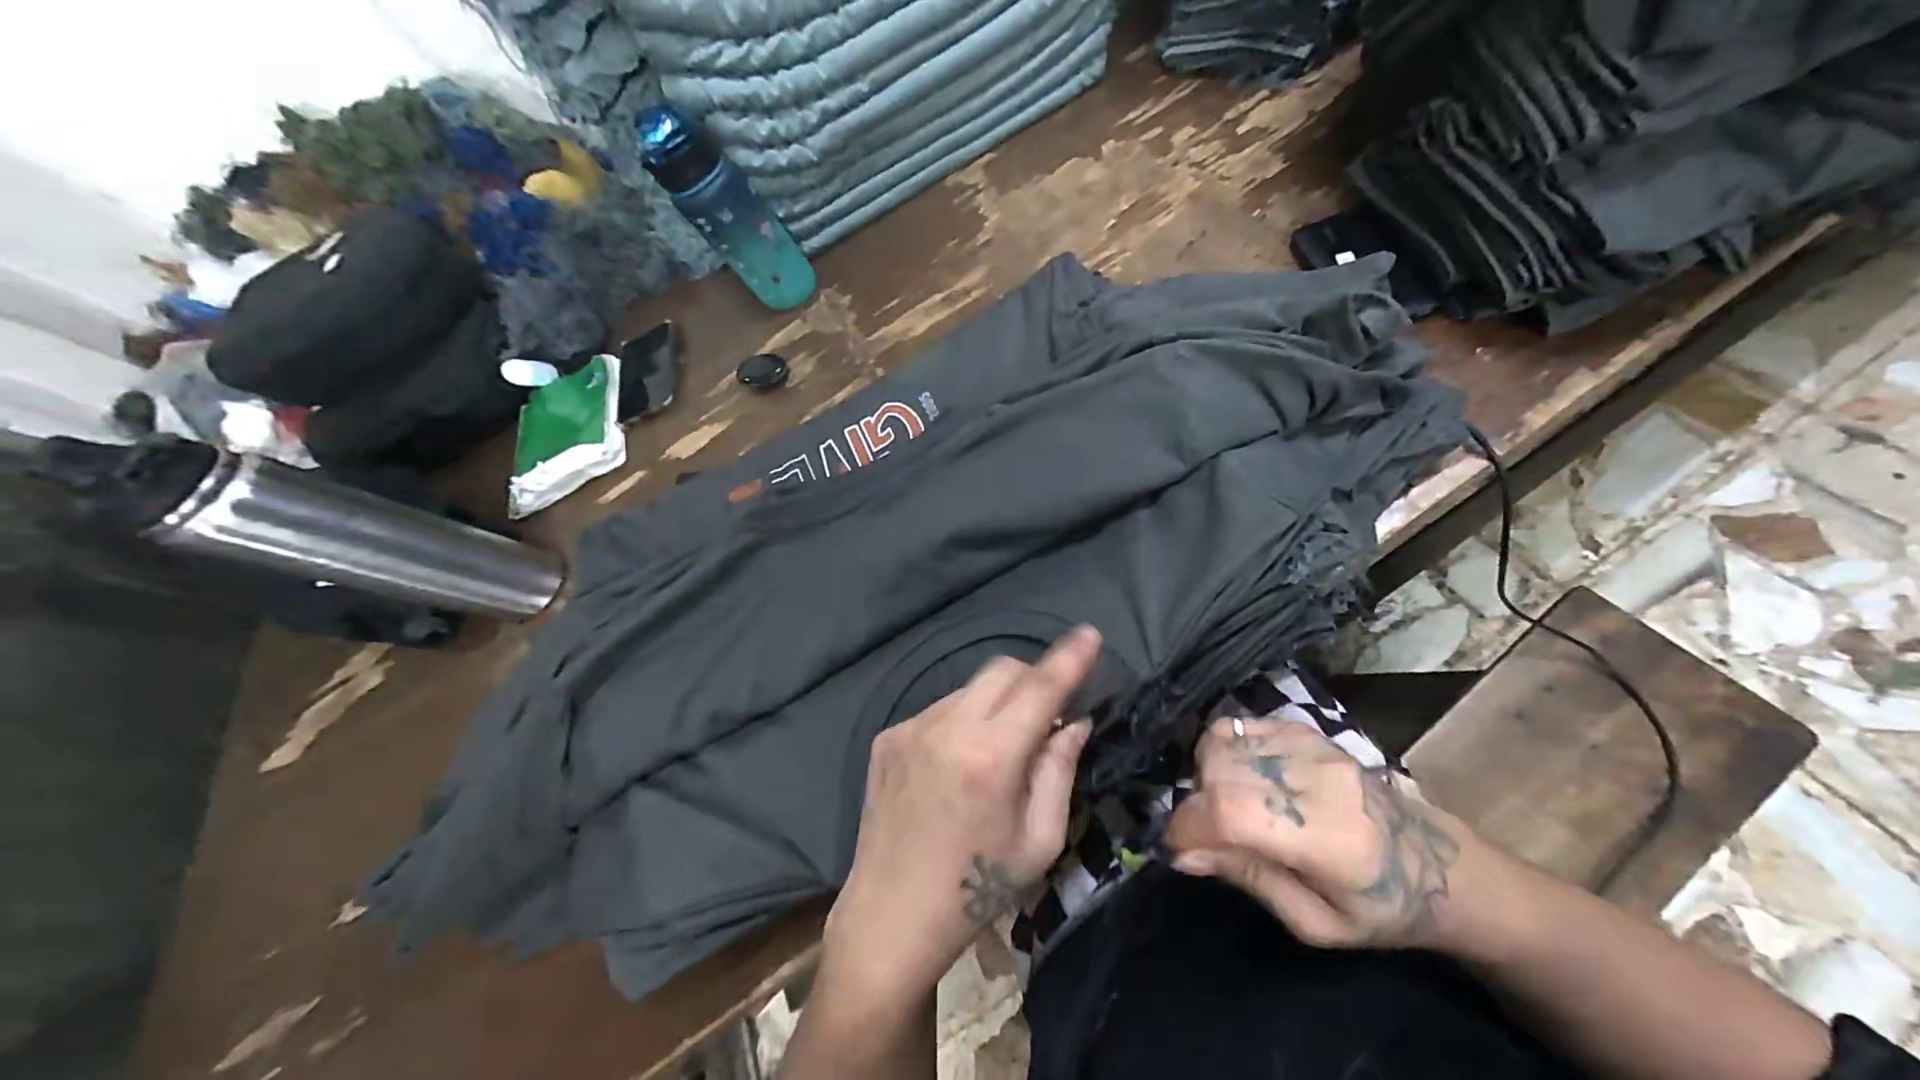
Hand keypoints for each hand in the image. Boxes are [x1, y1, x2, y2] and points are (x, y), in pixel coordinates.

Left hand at [822, 626, 1099, 1002]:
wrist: (891, 914)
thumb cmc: (976, 889)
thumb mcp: (1038, 839)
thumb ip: (1059, 770)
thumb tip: (1075, 723)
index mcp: (990, 758)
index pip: (1040, 689)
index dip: (1070, 659)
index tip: (1089, 634)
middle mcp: (946, 728)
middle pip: (1002, 670)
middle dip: (1033, 678)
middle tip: (1047, 713)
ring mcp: (911, 728)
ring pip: (969, 689)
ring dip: (995, 704)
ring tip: (995, 753)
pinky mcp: (888, 737)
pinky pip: (939, 710)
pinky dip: (961, 722)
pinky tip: (957, 767)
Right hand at [1164, 717, 1471, 949]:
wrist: (1441, 864)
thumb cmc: (1382, 909)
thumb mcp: (1317, 924)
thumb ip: (1249, 878)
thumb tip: (1184, 852)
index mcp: (1330, 839)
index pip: (1233, 811)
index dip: (1188, 827)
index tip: (1177, 849)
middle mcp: (1319, 778)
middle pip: (1219, 768)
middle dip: (1194, 803)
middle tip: (1206, 833)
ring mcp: (1313, 745)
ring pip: (1222, 739)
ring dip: (1205, 774)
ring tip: (1224, 805)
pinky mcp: (1306, 730)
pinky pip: (1239, 725)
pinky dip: (1223, 751)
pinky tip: (1240, 779)